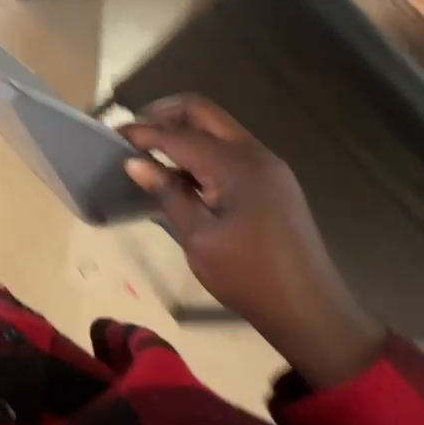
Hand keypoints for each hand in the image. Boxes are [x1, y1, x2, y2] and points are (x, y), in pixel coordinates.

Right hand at [119, 94, 384, 387]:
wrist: (311, 313)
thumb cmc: (249, 277)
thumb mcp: (198, 238)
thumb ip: (167, 193)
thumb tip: (135, 162)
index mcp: (236, 167)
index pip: (178, 134)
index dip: (142, 131)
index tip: (111, 135)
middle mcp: (255, 155)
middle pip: (202, 112)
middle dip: (163, 115)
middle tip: (134, 135)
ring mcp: (268, 167)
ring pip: (218, 128)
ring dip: (183, 131)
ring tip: (152, 154)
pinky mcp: (273, 182)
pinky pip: (230, 149)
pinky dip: (201, 150)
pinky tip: (182, 176)